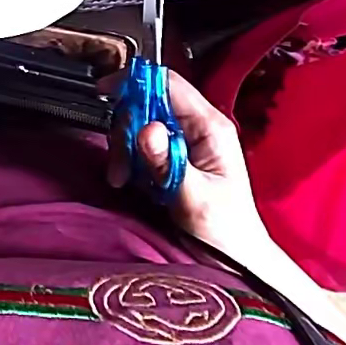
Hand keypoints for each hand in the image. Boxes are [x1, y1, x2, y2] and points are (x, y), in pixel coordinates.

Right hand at [107, 69, 272, 256]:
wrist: (238, 261)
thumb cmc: (227, 233)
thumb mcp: (195, 199)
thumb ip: (169, 164)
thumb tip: (147, 130)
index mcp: (211, 127)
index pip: (169, 84)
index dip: (136, 83)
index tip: (108, 91)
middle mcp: (198, 127)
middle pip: (148, 103)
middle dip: (126, 129)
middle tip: (121, 165)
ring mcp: (185, 141)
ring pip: (141, 123)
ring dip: (125, 148)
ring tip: (124, 179)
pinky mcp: (174, 156)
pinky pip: (142, 144)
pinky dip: (129, 160)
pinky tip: (130, 181)